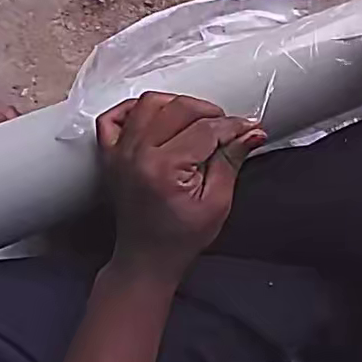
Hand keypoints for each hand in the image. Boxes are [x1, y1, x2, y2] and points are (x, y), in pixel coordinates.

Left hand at [95, 92, 265, 275]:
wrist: (147, 258)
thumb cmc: (180, 238)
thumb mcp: (217, 202)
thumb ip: (231, 161)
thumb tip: (251, 132)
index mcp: (164, 167)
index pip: (206, 128)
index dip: (233, 126)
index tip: (249, 128)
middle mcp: (137, 154)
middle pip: (179, 108)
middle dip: (210, 112)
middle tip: (227, 128)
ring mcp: (120, 152)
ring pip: (150, 103)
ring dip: (177, 104)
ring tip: (196, 120)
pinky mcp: (110, 154)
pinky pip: (115, 116)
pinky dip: (135, 110)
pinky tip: (156, 118)